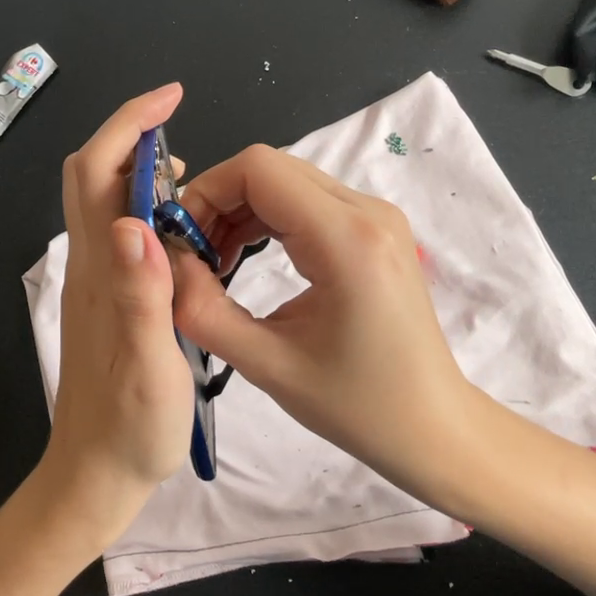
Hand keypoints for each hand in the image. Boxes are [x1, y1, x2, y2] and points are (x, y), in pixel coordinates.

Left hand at [44, 84, 196, 498]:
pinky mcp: (107, 301)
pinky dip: (149, 209)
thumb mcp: (148, 366)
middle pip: (93, 176)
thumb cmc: (129, 427)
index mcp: (101, 272)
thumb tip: (132, 221)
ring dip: (141, 172)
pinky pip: (121, 234)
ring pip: (106, 203)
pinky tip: (185, 232)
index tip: (170, 98)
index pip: (97, 174)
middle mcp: (91, 266)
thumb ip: (140, 296)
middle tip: (185, 132)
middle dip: (132, 136)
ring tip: (197, 181)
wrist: (96, 472)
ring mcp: (96, 283)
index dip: (128, 125)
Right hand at [169, 144, 487, 499]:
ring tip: (210, 263)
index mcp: (346, 239)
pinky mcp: (373, 231)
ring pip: (284, 181)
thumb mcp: (266, 365)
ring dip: (237, 211)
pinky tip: (242, 260)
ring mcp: (375, 217)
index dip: (205, 192)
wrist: (432, 426)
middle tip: (188, 255)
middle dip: (216, 201)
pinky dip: (263, 220)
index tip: (178, 240)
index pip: (258, 169)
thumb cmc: (356, 405)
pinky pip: (304, 202)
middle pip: (269, 168)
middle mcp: (366, 212)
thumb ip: (202, 310)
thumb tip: (163, 262)